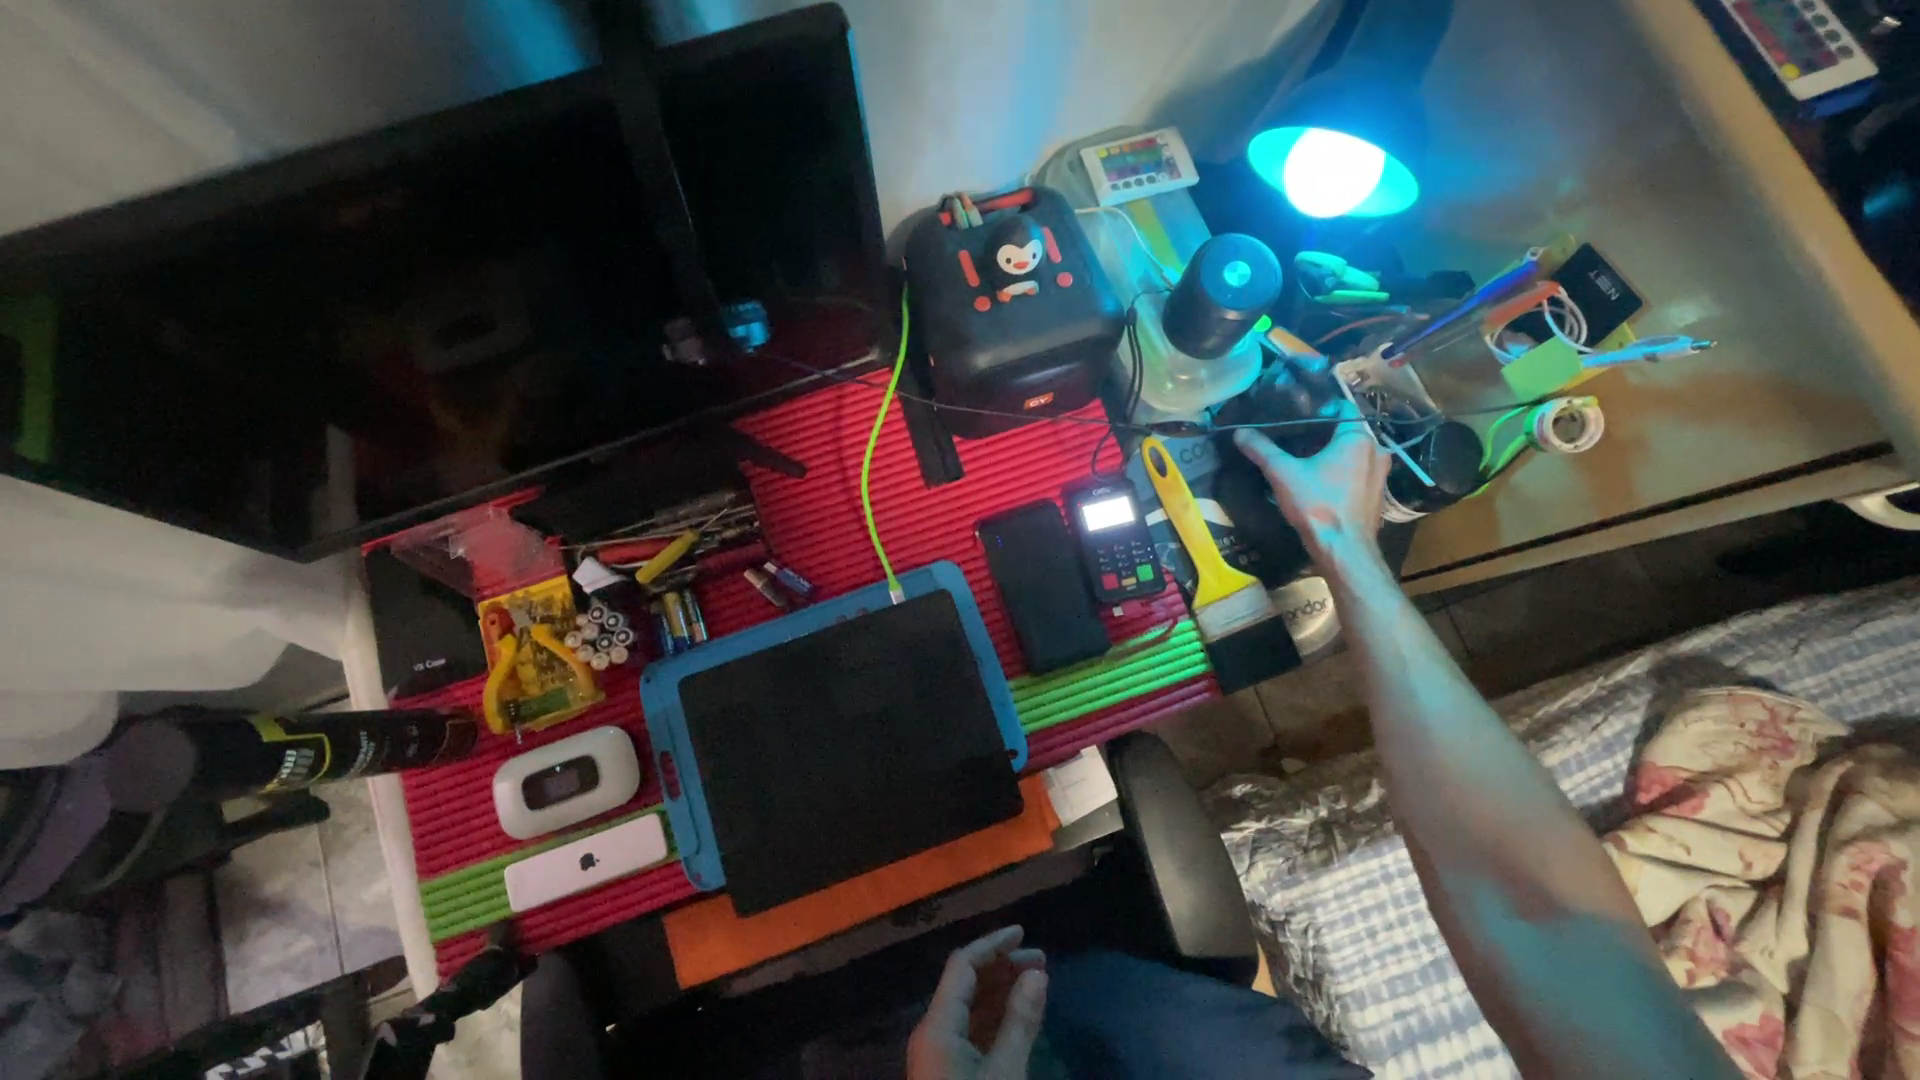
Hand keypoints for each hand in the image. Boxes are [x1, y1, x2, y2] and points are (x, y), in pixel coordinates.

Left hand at [906, 926, 1047, 1079]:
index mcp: (936, 1024)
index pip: (962, 965)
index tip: (1023, 933)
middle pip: (966, 983)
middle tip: (1041, 961)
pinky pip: (971, 1031)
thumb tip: (1037, 973)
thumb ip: (1019, 1021)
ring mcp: (938, 1053)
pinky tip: (1020, 1016)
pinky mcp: (947, 1071)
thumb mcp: (1004, 1072)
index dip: (993, 944)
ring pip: (970, 1008)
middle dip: (1002, 966)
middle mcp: (932, 1031)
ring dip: (1001, 992)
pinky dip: (996, 1018)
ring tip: (1036, 984)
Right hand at [1233, 399, 1390, 568]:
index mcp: (1358, 438)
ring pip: (1354, 454)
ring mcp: (1380, 475)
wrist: (1343, 549)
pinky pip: (1359, 474)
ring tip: (1306, 464)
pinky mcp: (1377, 495)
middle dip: (1323, 435)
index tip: (1298, 420)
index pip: (1343, 408)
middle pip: (1347, 432)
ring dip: (1333, 456)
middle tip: (1296, 443)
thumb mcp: (1283, 473)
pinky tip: (1322, 486)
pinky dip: (1342, 474)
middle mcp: (1377, 451)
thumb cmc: (1317, 504)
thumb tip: (1239, 432)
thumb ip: (1262, 450)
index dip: (1320, 409)